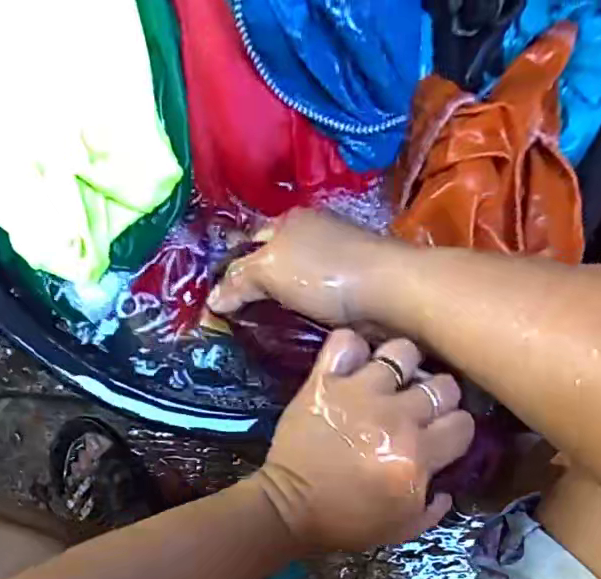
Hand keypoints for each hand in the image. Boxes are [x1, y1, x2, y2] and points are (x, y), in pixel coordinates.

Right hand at [208, 210, 396, 325]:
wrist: (389, 293)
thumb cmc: (325, 273)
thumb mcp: (269, 270)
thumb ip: (238, 281)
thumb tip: (212, 301)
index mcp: (289, 221)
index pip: (249, 243)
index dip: (232, 270)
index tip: (220, 302)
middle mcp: (312, 236)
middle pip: (273, 265)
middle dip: (257, 290)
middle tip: (240, 324)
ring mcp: (335, 263)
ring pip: (295, 288)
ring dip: (282, 309)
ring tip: (265, 336)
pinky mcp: (353, 290)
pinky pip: (317, 305)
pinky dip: (305, 319)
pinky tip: (296, 336)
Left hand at [248, 329, 474, 551]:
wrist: (289, 510)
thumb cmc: (346, 521)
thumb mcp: (401, 528)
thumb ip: (433, 507)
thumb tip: (447, 485)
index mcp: (418, 455)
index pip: (462, 424)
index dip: (455, 431)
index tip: (441, 438)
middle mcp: (395, 416)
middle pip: (442, 384)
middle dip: (436, 397)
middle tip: (417, 409)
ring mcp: (359, 393)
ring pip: (401, 352)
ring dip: (399, 366)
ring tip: (388, 381)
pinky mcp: (324, 382)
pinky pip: (346, 342)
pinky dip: (351, 349)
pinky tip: (350, 366)